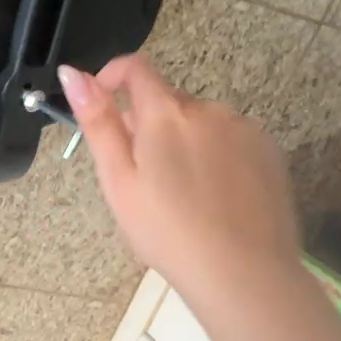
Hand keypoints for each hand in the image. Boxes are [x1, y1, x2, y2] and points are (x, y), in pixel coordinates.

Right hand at [58, 56, 301, 299]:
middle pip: (166, 101)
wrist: (243, 273)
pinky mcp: (270, 152)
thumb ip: (97, 121)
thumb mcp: (118, 179)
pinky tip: (212, 198)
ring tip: (180, 195)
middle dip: (147, 126)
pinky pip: (229, 140)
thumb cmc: (167, 230)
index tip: (101, 108)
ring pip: (198, 123)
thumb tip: (71, 72)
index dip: (110, 77)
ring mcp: (244, 129)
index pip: (135, 67)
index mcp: (166, 113)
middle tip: (141, 179)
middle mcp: (208, 109)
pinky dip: (213, 156)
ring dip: (182, 141)